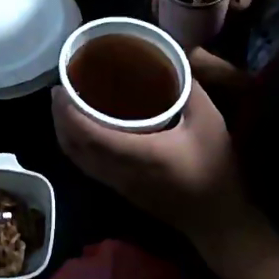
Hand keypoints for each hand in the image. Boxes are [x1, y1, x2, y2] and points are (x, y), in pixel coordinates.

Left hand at [51, 80, 249, 236]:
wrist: (218, 220)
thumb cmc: (215, 169)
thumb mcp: (209, 122)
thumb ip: (189, 88)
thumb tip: (175, 58)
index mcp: (137, 153)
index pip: (88, 134)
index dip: (67, 113)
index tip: (60, 89)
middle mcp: (119, 171)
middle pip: (74, 148)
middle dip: (60, 120)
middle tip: (60, 92)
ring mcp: (118, 185)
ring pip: (78, 160)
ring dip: (66, 135)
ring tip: (68, 108)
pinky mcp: (122, 192)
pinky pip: (88, 167)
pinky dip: (78, 148)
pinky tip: (87, 131)